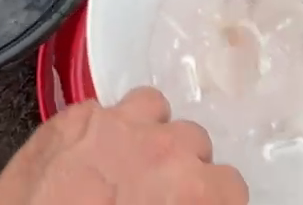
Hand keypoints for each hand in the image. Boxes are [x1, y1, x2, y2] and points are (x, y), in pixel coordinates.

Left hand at [0, 87, 248, 204]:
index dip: (216, 201)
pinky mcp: (71, 118)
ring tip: (131, 160)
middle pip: (194, 142)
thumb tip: (184, 198)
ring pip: (153, 107)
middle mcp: (161, 148)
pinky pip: (102, 108)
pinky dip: (102, 129)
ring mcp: (113, 125)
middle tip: (159, 195)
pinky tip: (89, 154)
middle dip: (182, 167)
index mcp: (191, 191)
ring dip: (149, 133)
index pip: (230, 185)